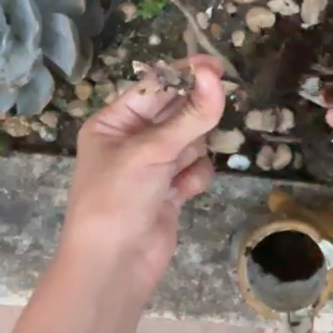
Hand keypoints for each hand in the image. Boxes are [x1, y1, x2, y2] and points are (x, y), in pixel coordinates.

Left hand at [62, 55, 225, 282]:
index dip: (185, 75)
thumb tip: (215, 77)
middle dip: (193, 116)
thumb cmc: (118, 199)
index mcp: (112, 123)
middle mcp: (131, 141)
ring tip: (178, 171)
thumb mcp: (151, 152)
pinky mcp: (170, 191)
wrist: (113, 266)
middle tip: (220, 103)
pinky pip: (195, 169)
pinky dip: (194, 178)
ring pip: (192, 141)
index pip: (154, 88)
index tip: (217, 66)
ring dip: (192, 153)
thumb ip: (190, 116)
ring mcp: (152, 167)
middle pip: (176, 112)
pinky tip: (181, 193)